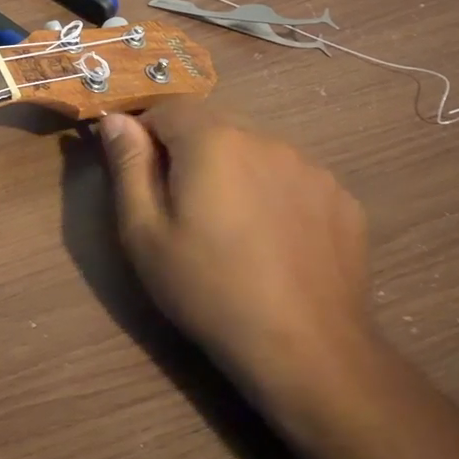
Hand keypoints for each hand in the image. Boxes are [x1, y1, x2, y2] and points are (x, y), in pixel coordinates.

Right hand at [98, 101, 370, 385]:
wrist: (306, 350)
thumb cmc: (208, 289)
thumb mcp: (144, 233)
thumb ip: (128, 166)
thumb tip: (116, 119)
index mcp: (213, 140)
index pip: (167, 108)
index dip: (146, 135)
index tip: (141, 177)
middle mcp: (266, 138)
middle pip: (214, 125)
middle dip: (191, 152)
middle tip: (182, 208)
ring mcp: (311, 168)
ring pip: (256, 151)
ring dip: (236, 171)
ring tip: (231, 228)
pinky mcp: (342, 199)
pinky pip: (293, 180)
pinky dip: (275, 195)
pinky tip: (273, 241)